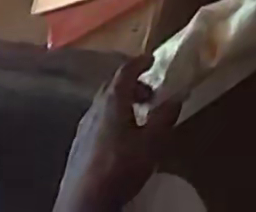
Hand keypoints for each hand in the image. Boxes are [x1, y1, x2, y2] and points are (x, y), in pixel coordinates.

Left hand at [53, 56, 183, 211]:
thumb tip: (178, 96)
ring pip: (104, 105)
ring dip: (123, 104)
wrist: (83, 206)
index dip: (140, 62)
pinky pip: (98, 122)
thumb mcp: (151, 142)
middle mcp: (95, 108)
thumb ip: (165, 116)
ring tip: (139, 118)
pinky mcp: (77, 148)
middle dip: (133, 85)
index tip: (153, 59)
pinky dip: (112, 119)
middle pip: (113, 86)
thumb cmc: (119, 167)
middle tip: (150, 93)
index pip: (125, 70)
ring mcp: (83, 128)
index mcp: (112, 100)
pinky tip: (121, 139)